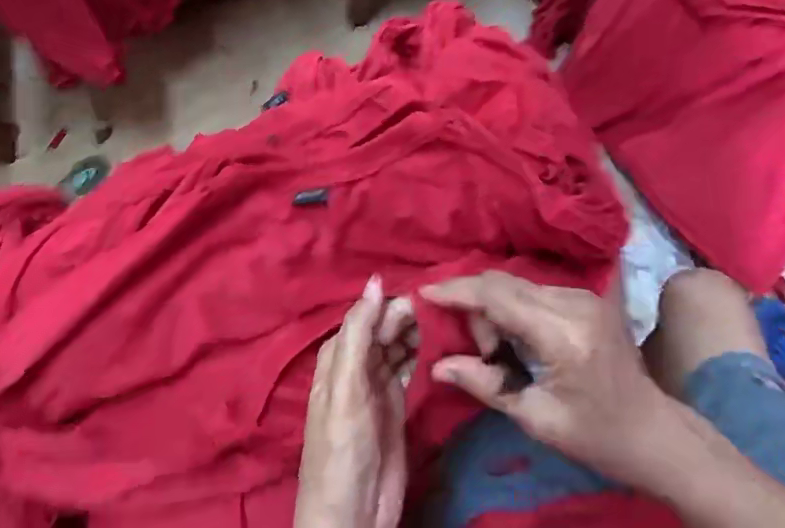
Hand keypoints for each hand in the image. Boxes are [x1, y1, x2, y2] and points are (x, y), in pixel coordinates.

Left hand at [297, 277, 416, 527]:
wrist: (353, 518)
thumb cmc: (342, 448)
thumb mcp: (345, 387)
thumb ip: (358, 334)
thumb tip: (376, 280)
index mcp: (338, 356)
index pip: (366, 314)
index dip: (390, 301)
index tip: (424, 289)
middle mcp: (358, 364)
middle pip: (384, 326)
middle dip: (409, 314)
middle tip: (441, 309)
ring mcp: (378, 384)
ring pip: (399, 343)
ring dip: (418, 331)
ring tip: (447, 321)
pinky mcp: (397, 402)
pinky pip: (410, 366)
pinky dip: (423, 353)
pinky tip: (441, 343)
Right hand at [421, 272, 674, 485]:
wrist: (653, 432)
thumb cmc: (596, 436)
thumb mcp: (537, 419)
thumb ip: (486, 385)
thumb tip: (438, 366)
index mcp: (563, 334)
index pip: (499, 296)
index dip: (458, 291)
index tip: (424, 293)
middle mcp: (574, 302)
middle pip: (505, 283)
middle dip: (476, 306)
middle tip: (476, 351)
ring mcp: (583, 294)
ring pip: (518, 284)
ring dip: (495, 308)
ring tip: (498, 353)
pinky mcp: (586, 296)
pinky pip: (534, 290)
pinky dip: (513, 307)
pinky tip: (517, 340)